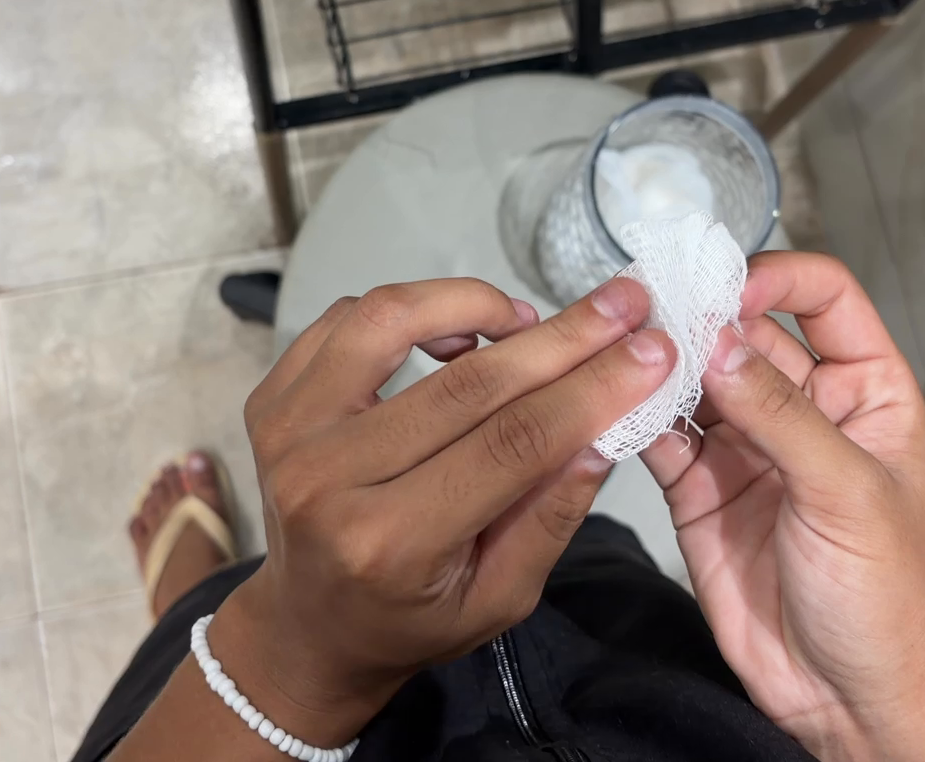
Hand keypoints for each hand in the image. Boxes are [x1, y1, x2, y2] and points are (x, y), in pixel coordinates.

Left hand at [208, 276, 675, 745]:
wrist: (307, 621)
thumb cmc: (410, 619)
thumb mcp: (498, 598)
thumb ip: (550, 514)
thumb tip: (603, 427)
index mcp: (390, 542)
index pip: (513, 443)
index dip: (592, 388)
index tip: (651, 348)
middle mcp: (328, 477)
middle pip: (467, 382)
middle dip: (562, 336)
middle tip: (620, 303)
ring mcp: (290, 428)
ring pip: (392, 319)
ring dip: (473, 303)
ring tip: (523, 323)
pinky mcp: (273, 395)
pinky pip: (348, 317)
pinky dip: (414, 309)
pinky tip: (454, 335)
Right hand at [641, 252, 924, 761]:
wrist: (842, 701)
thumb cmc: (886, 600)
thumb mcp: (848, 496)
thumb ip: (781, 415)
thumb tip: (717, 343)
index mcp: (861, 390)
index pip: (823, 296)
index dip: (778, 279)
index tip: (728, 292)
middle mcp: (797, 403)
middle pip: (744, 328)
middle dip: (700, 315)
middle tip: (653, 310)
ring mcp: (743, 439)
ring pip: (695, 375)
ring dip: (662, 363)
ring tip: (627, 354)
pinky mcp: (697, 477)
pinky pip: (661, 431)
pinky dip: (637, 417)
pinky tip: (618, 411)